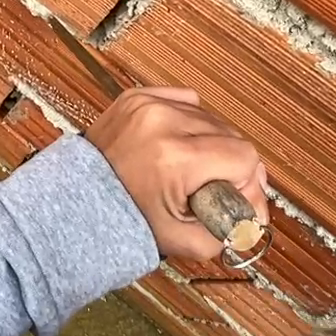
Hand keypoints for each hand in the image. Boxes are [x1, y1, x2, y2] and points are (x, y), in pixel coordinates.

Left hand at [84, 87, 269, 259]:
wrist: (78, 198)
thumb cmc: (126, 218)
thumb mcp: (186, 240)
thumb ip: (233, 229)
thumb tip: (257, 213)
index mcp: (175, 157)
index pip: (244, 156)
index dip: (248, 182)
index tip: (236, 200)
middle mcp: (162, 121)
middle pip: (230, 134)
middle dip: (230, 165)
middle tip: (216, 189)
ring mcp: (147, 103)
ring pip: (209, 117)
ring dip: (210, 142)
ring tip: (193, 168)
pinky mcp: (137, 95)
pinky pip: (184, 100)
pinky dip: (189, 121)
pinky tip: (180, 143)